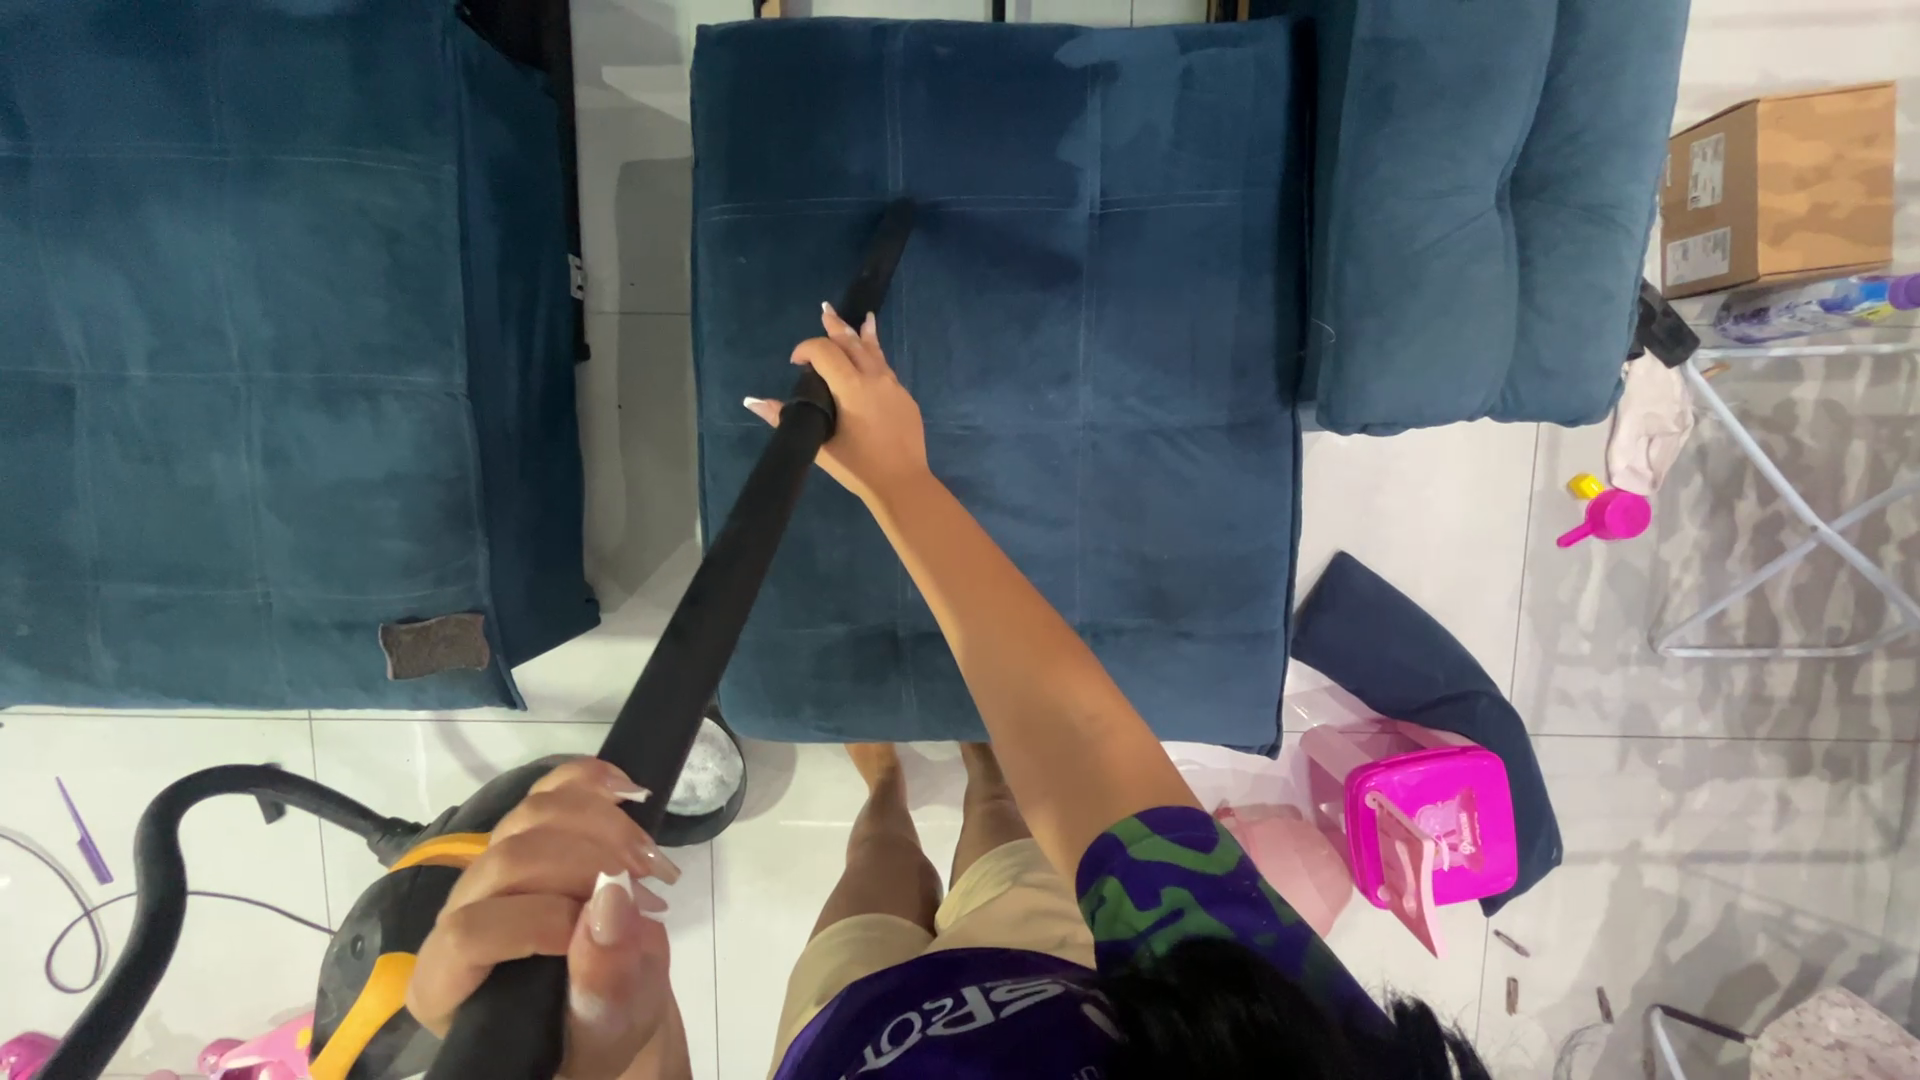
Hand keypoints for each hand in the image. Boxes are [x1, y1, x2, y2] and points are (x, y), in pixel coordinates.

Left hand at [407, 759, 680, 1079]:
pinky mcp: (536, 831)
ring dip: (607, 826)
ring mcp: (497, 864)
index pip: (470, 932)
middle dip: (593, 864)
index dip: (541, 921)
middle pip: (511, 858)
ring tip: (650, 861)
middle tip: (651, 888)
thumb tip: (609, 900)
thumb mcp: (608, 1028)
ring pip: (535, 813)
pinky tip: (631, 793)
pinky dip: (595, 779)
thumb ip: (604, 980)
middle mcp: (461, 912)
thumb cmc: (599, 1032)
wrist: (614, 1004)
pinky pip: (553, 785)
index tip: (607, 932)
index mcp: (450, 980)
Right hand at [743, 303, 929, 504]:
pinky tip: (875, 356)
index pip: (825, 351)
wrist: (904, 484)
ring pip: (875, 352)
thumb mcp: (820, 445)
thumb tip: (753, 402)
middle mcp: (875, 379)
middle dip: (836, 327)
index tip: (795, 362)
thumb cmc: (859, 468)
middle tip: (825, 311)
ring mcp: (894, 387)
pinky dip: (876, 357)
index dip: (806, 349)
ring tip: (863, 319)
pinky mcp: (905, 399)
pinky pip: (886, 369)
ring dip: (862, 335)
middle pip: (852, 343)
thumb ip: (787, 419)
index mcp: (852, 388)